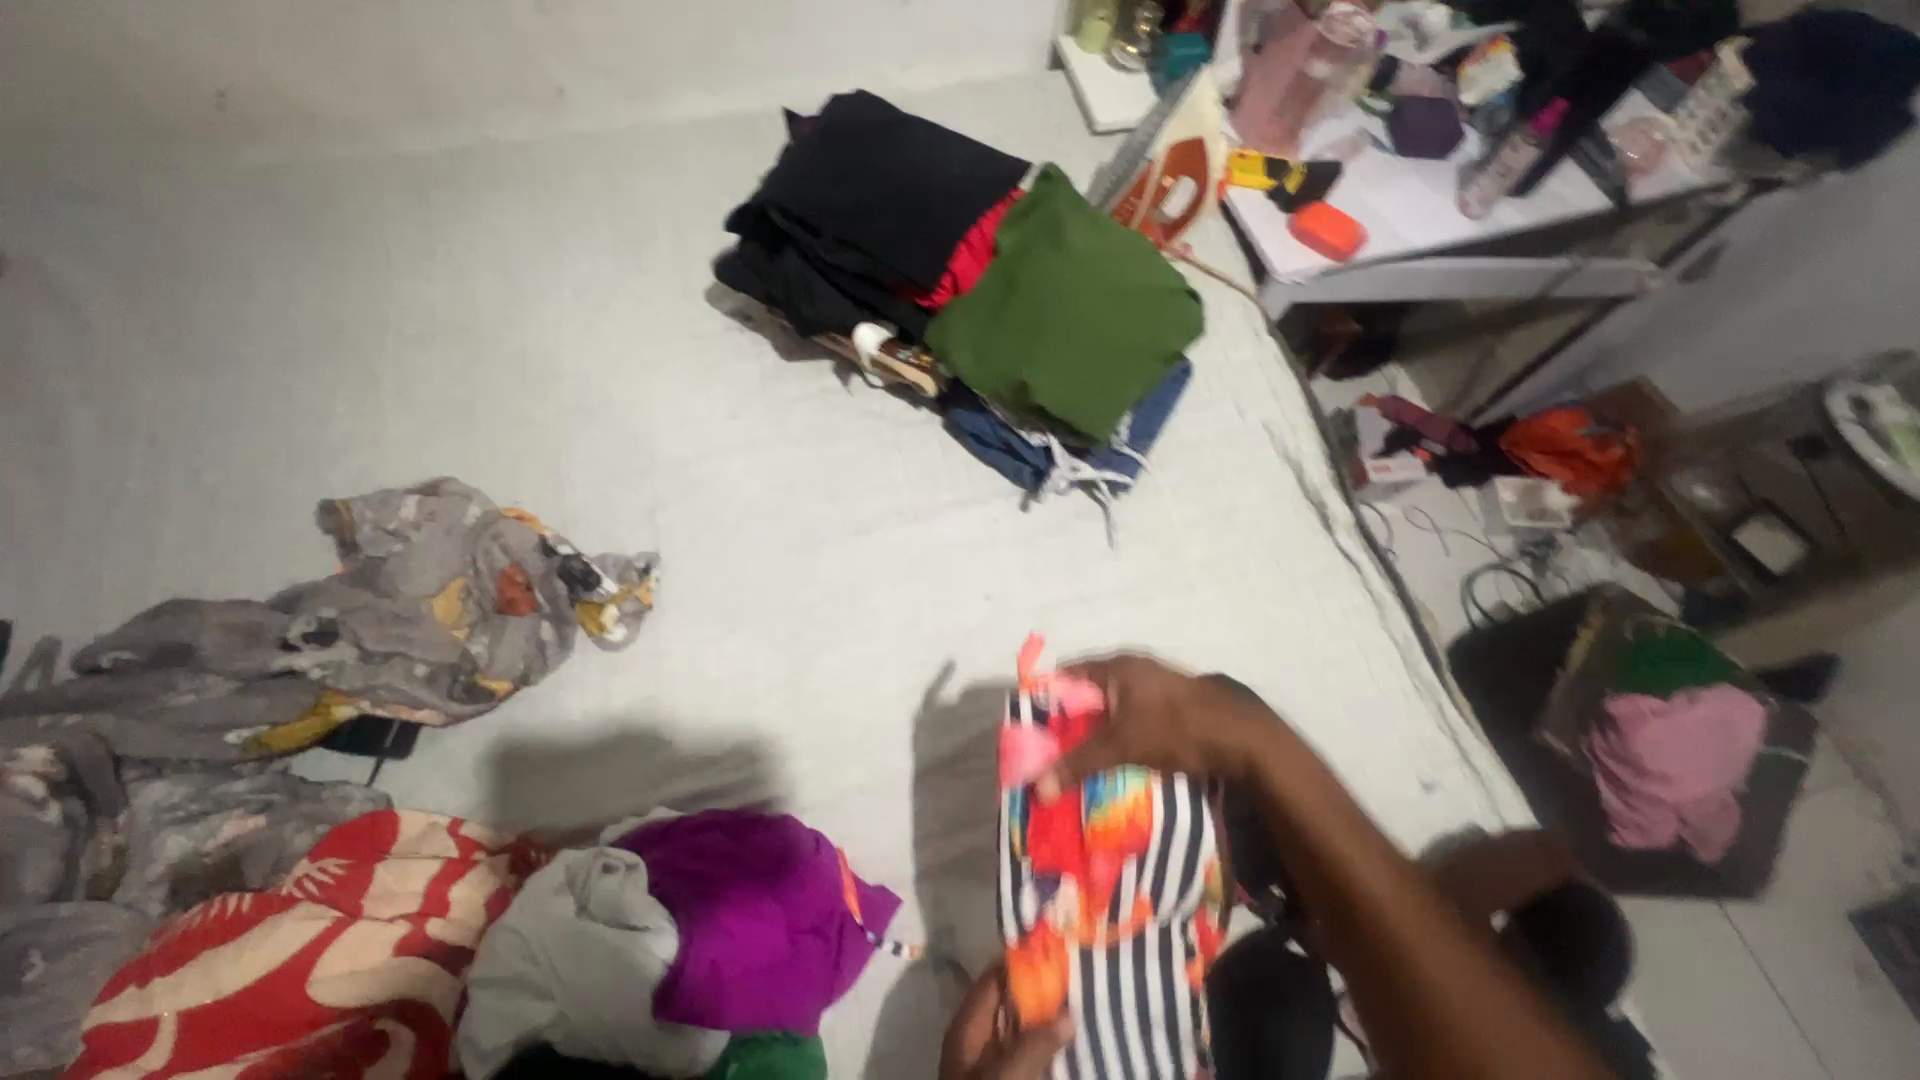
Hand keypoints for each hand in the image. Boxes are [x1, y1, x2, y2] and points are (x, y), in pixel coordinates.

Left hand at [939, 965, 1074, 1079]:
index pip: (995, 978)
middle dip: (1042, 991)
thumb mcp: (1006, 1076)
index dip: (1023, 961)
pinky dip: (1048, 1049)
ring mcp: (992, 1064)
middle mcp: (978, 1039)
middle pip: (1011, 1003)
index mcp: (969, 1027)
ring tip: (1087, 1006)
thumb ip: (1035, 1044)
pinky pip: (1030, 1058)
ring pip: (1023, 1030)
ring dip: (1049, 1021)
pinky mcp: (1008, 1079)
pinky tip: (1077, 1046)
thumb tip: (1068, 1014)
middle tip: (1082, 977)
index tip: (1058, 948)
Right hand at [1040, 654, 1280, 793]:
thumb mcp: (1122, 746)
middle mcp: (1132, 669)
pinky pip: (1129, 721)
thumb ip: (1079, 763)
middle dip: (1069, 723)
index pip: (1065, 675)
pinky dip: (1117, 738)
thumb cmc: (1176, 728)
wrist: (1243, 737)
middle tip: (1049, 752)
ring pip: (1109, 711)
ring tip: (1075, 762)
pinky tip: (1111, 762)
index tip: (1031, 730)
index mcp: (1116, 665)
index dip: (1046, 700)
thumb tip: (1038, 788)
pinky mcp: (1168, 708)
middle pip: (1087, 695)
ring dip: (1094, 734)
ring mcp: (1152, 688)